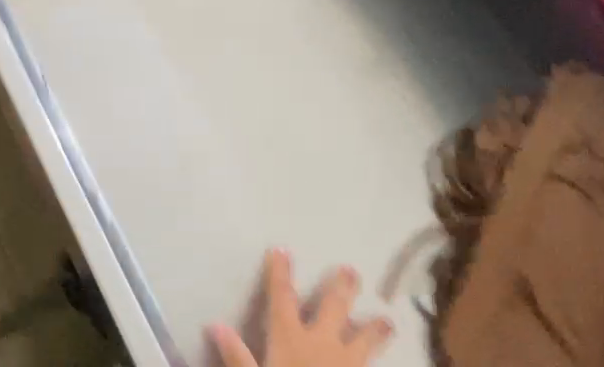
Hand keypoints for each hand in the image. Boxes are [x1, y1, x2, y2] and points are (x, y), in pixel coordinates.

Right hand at [209, 251, 392, 366]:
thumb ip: (236, 356)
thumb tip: (214, 324)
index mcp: (290, 338)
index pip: (282, 297)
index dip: (280, 273)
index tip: (281, 249)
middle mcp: (321, 343)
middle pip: (333, 308)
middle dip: (342, 288)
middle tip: (352, 270)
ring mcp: (346, 364)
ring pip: (364, 339)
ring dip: (375, 328)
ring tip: (388, 320)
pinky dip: (379, 363)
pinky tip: (385, 366)